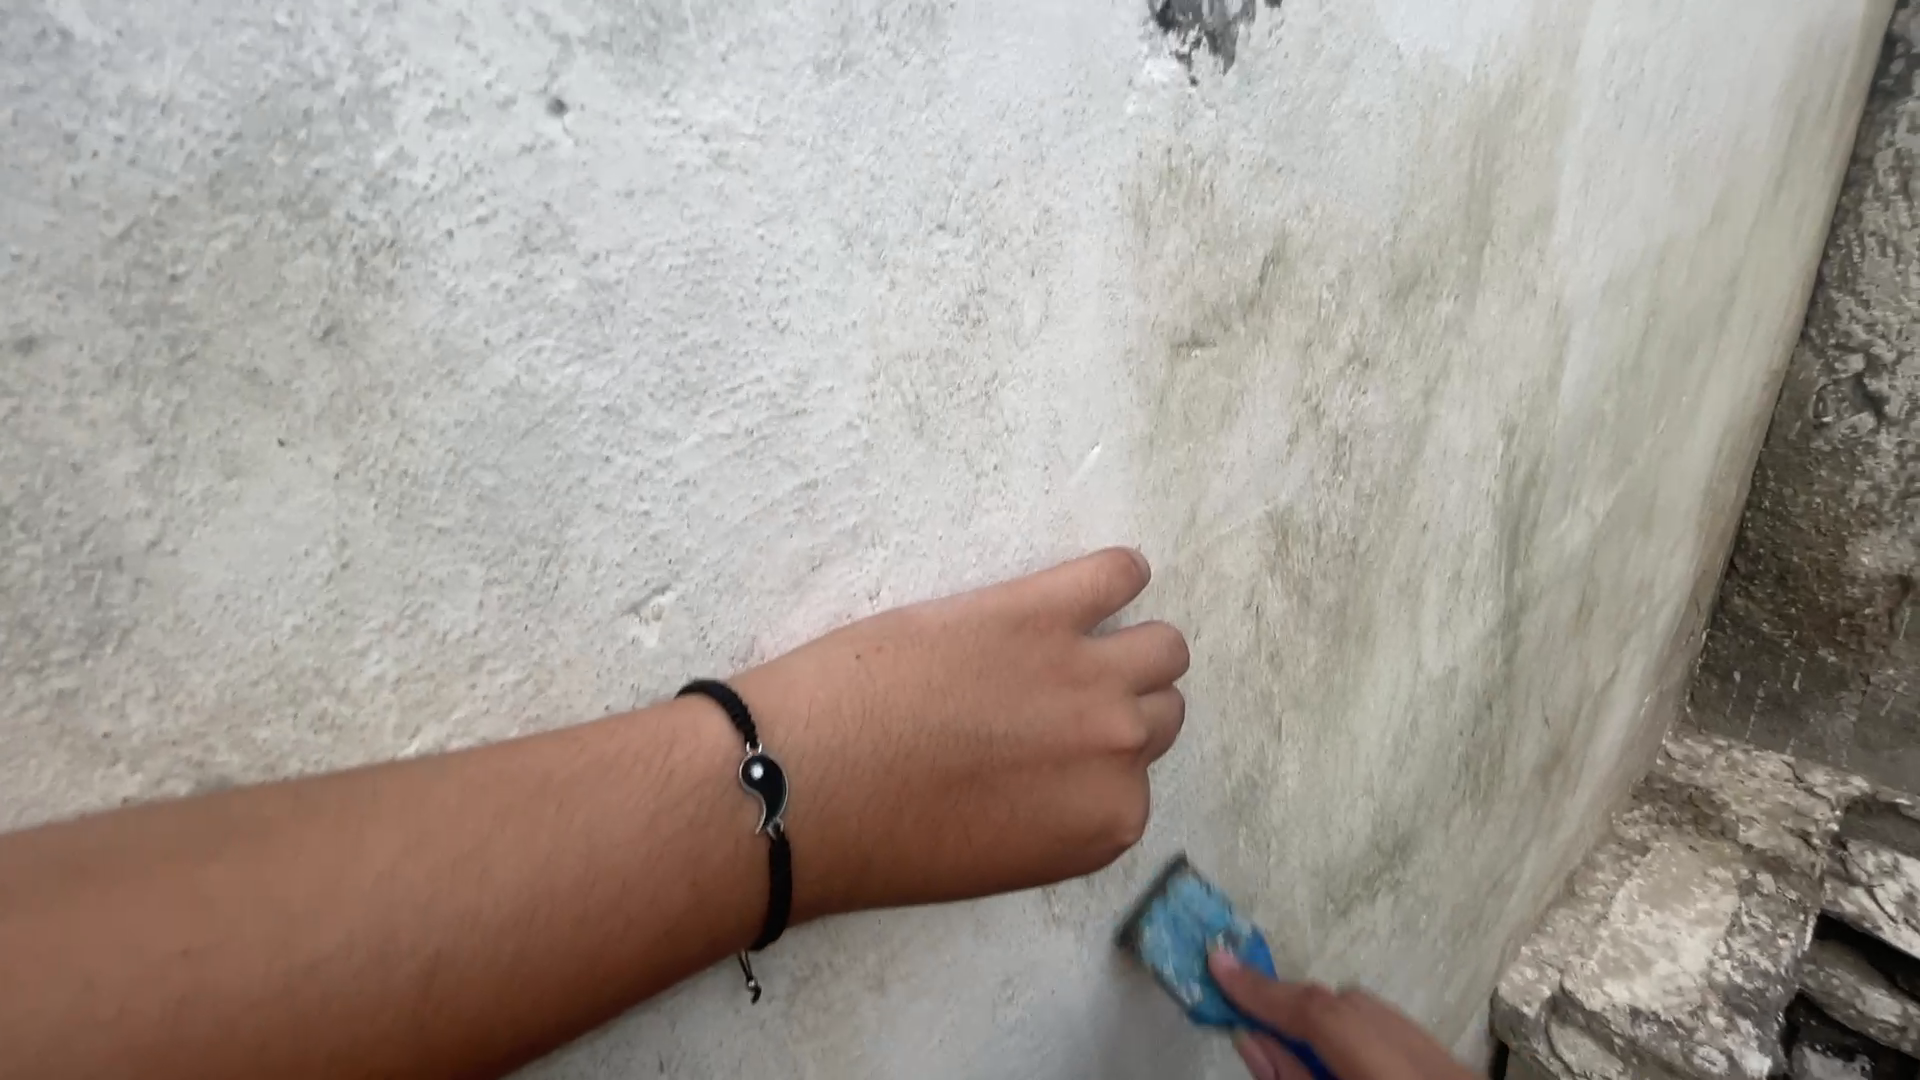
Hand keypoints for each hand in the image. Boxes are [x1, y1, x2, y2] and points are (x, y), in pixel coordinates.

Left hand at [733, 548, 1188, 917]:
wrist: (807, 784)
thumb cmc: (884, 834)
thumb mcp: (999, 852)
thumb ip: (1057, 811)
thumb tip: (1067, 765)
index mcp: (1107, 821)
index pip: (1140, 774)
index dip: (1098, 755)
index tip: (1060, 743)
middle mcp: (1118, 750)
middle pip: (1161, 707)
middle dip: (1120, 702)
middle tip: (1061, 693)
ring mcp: (1086, 675)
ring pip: (1162, 645)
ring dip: (1129, 643)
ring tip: (1072, 637)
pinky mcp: (1040, 611)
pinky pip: (1116, 572)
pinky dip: (1114, 573)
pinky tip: (1088, 582)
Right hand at [1209, 952, 1479, 1079]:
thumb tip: (1247, 1033)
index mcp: (1396, 1073)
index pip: (1321, 1014)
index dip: (1263, 989)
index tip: (1215, 962)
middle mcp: (1432, 1059)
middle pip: (1348, 1004)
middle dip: (1295, 1007)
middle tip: (1246, 1012)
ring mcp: (1454, 1063)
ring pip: (1375, 1012)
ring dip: (1326, 1020)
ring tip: (1295, 1047)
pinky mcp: (1459, 1069)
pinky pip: (1397, 1031)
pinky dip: (1359, 1034)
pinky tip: (1342, 1061)